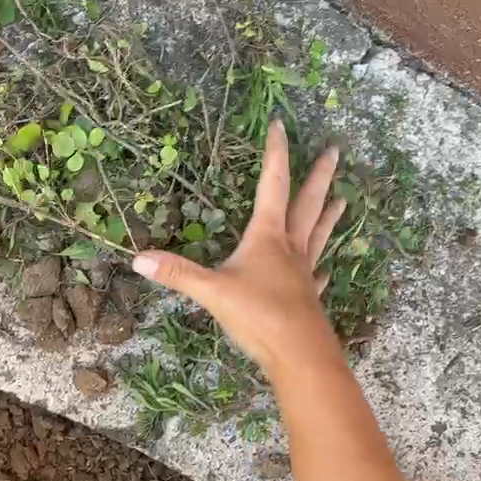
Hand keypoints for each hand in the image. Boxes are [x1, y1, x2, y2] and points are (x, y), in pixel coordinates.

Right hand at [133, 119, 348, 376]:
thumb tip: (137, 259)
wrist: (300, 355)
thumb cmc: (259, 316)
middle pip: (307, 204)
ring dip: (328, 215)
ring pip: (318, 235)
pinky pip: (315, 275)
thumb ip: (177, 274)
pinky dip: (320, 268)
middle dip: (319, 176)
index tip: (280, 124)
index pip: (272, 185)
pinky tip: (325, 271)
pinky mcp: (307, 298)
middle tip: (335, 152)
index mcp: (268, 238)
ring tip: (343, 199)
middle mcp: (290, 249)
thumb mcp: (213, 292)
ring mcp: (302, 273)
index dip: (275, 153)